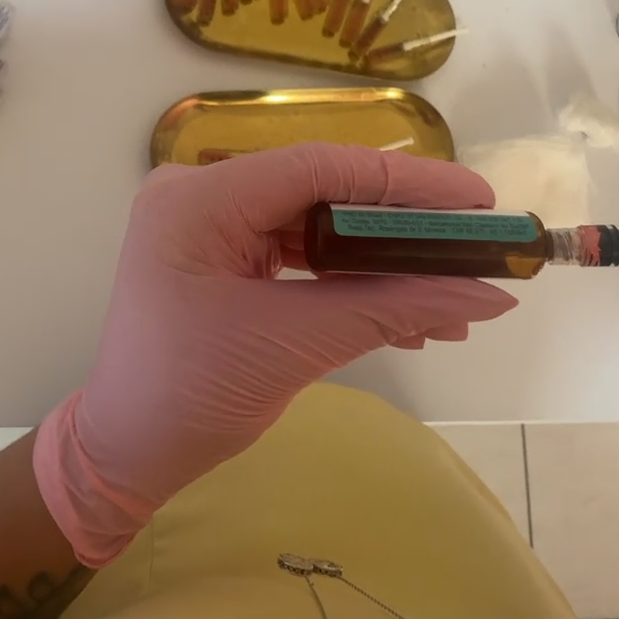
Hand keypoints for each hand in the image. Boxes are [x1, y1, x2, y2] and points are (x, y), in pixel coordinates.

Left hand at [34, 143, 518, 565]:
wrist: (129, 450)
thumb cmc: (193, 394)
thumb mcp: (294, 345)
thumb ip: (390, 308)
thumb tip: (490, 296)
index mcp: (199, 200)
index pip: (318, 169)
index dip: (404, 182)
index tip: (476, 199)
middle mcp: (199, 196)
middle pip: (319, 194)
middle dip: (398, 229)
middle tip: (472, 247)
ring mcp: (207, 225)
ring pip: (313, 226)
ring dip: (379, 264)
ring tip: (452, 297)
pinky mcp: (220, 255)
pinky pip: (295, 254)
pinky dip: (345, 281)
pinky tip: (405, 312)